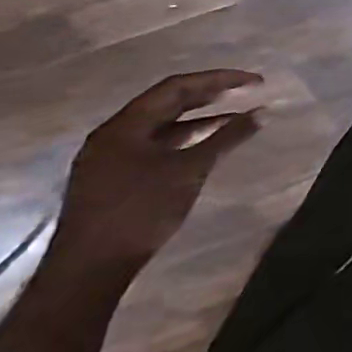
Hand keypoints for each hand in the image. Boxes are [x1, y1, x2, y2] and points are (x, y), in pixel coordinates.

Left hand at [51, 70, 260, 272]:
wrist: (89, 271)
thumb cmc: (140, 211)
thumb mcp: (189, 170)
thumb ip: (226, 137)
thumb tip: (262, 113)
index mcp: (124, 125)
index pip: (176, 87)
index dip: (219, 79)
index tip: (253, 82)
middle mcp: (113, 135)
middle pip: (166, 104)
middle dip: (208, 96)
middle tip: (246, 92)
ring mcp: (110, 159)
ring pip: (161, 127)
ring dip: (199, 119)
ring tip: (234, 117)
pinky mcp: (114, 180)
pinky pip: (155, 146)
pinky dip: (184, 141)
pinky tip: (206, 146)